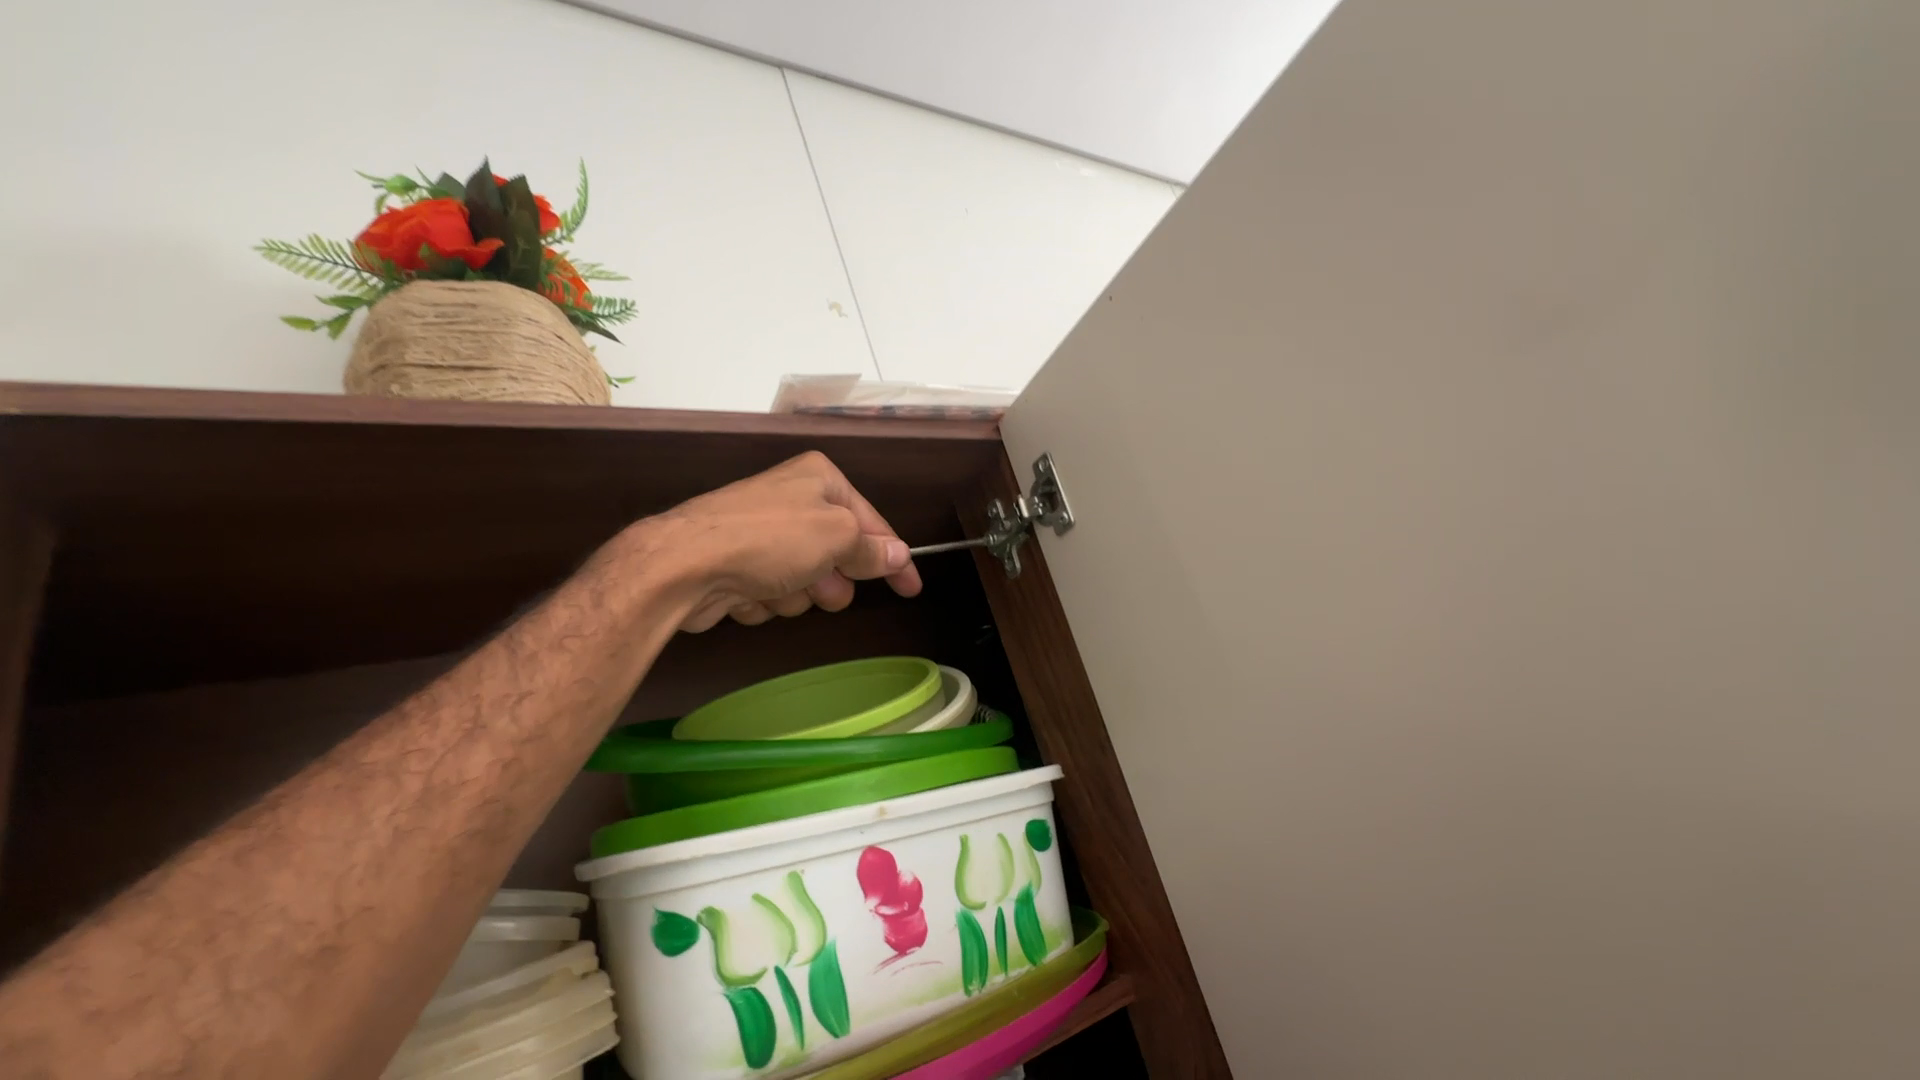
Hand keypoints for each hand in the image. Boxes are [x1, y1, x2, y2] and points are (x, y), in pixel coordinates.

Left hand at [644, 452, 923, 631]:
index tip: (910, 588)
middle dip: (830, 579)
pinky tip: (745, 595)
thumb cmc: (771, 540)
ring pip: (804, 581)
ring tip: (773, 588)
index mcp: (818, 479)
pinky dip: (764, 601)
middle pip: (836, 555)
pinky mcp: (736, 567)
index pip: (871, 522)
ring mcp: (761, 535)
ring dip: (795, 593)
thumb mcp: (837, 538)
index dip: (893, 558)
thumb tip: (899, 554)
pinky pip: (771, 594)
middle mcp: (791, 500)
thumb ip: (872, 550)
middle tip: (819, 584)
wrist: (685, 565)